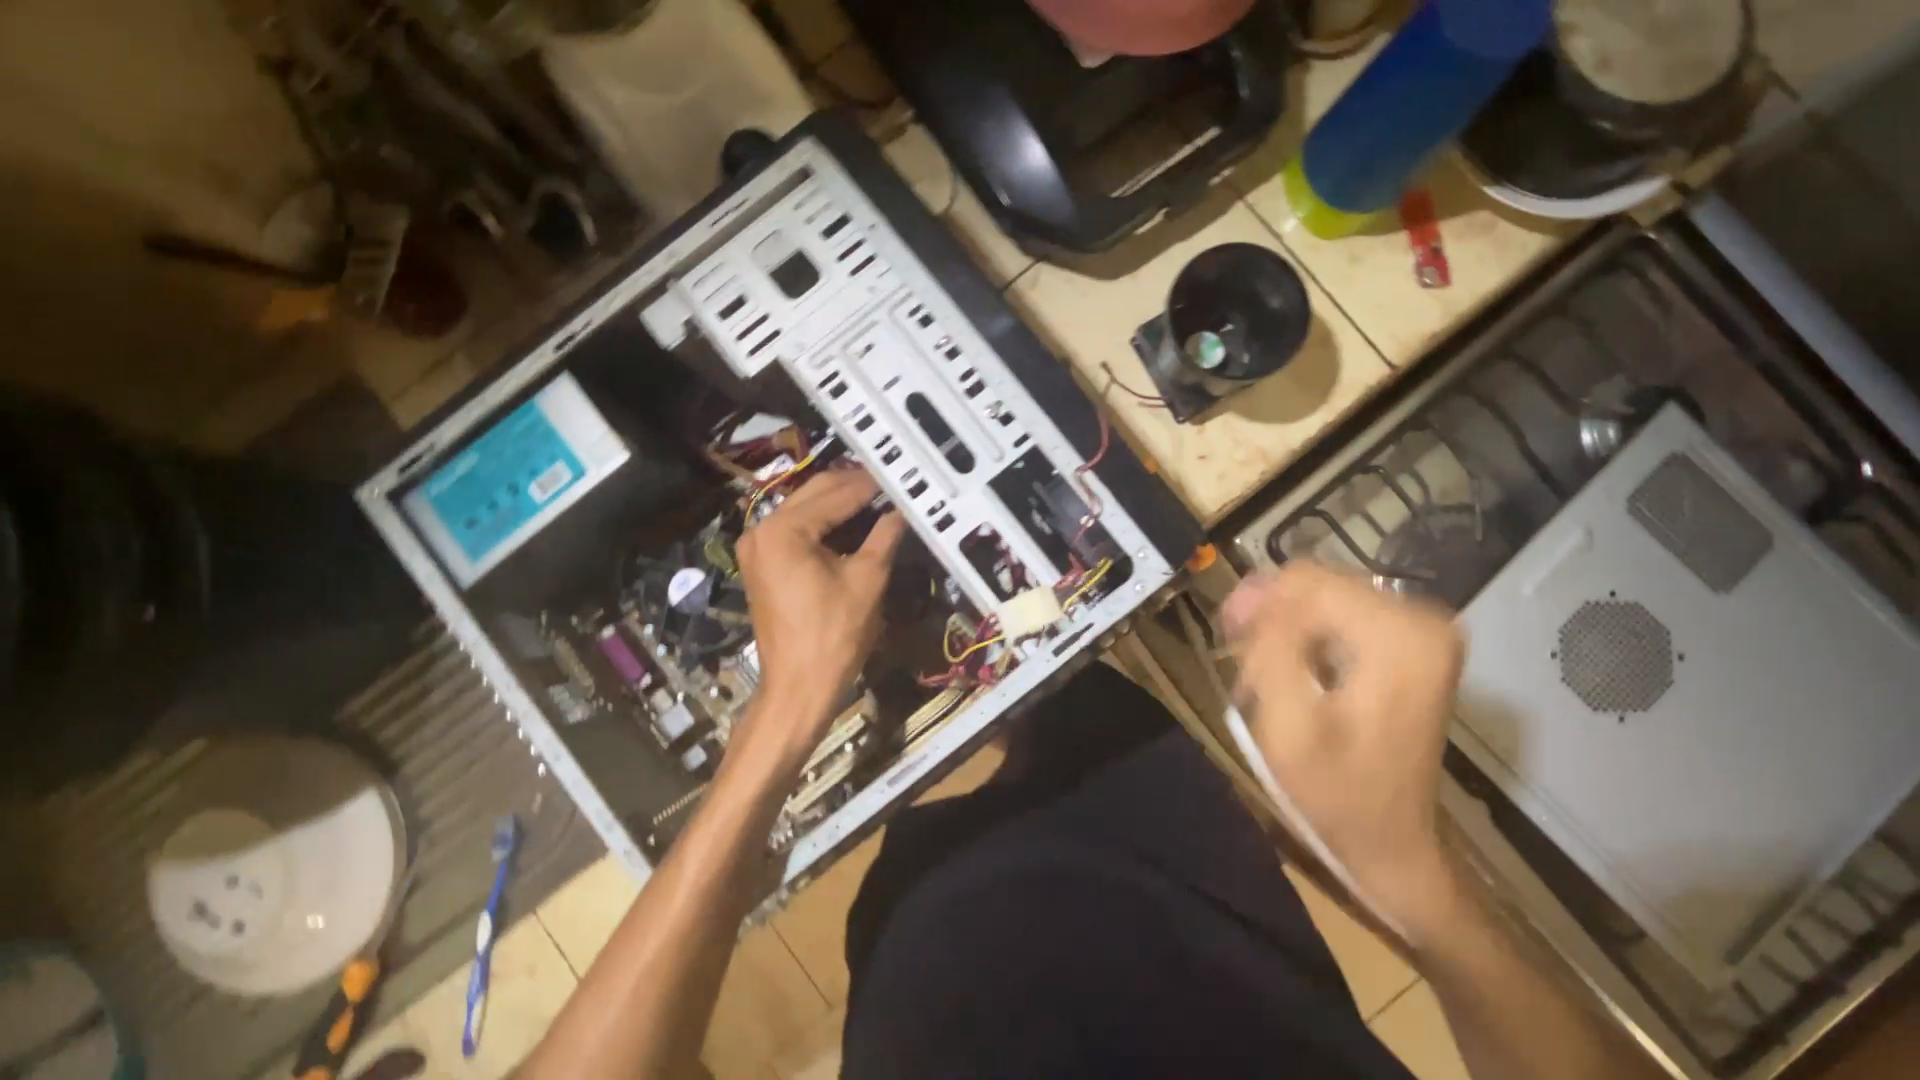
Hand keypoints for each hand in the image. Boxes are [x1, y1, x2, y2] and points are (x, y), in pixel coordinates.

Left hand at [736, 469, 905, 759]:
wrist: (798, 686)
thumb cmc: (834, 635)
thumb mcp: (867, 579)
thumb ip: (884, 535)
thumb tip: (903, 508)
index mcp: (783, 530)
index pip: (836, 494)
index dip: (872, 485)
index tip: (903, 476)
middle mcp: (761, 529)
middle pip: (815, 494)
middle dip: (854, 487)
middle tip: (893, 482)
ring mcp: (757, 546)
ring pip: (805, 509)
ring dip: (840, 504)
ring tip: (879, 499)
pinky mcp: (762, 563)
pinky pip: (796, 530)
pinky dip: (824, 524)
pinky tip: (853, 523)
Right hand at [1222, 561, 1466, 943]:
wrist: (1392, 843)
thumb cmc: (1338, 793)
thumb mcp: (1289, 726)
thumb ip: (1272, 648)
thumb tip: (1257, 590)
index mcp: (1401, 636)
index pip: (1309, 583)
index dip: (1259, 603)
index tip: (1227, 638)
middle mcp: (1424, 621)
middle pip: (1321, 585)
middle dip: (1273, 617)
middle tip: (1241, 662)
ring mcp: (1424, 633)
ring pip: (1328, 597)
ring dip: (1287, 628)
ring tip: (1262, 672)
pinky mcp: (1414, 646)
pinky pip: (1345, 616)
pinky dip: (1310, 636)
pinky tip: (1290, 670)